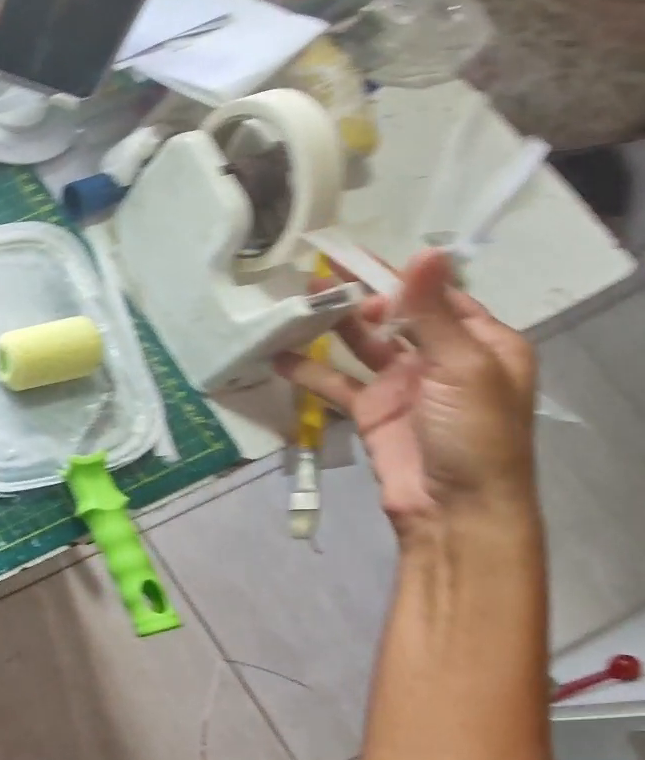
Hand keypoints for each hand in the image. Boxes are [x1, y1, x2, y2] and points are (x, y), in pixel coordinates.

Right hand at [275, 250, 537, 535]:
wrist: (453, 506)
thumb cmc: (474, 432)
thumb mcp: (459, 366)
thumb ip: (431, 313)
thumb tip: (422, 254)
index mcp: (480, 342)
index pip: (437, 297)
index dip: (398, 278)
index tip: (353, 259)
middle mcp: (441, 358)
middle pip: (394, 317)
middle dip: (357, 298)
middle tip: (312, 280)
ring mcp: (402, 386)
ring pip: (360, 347)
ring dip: (330, 329)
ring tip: (292, 308)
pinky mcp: (370, 412)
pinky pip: (335, 384)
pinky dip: (308, 371)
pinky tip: (280, 357)